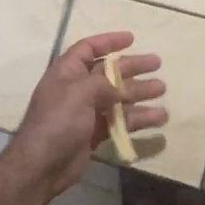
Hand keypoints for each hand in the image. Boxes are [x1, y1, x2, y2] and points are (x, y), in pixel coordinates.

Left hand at [8, 31, 165, 193]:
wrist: (42, 165)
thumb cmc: (57, 121)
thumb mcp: (79, 93)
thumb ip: (103, 83)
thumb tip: (121, 86)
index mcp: (67, 72)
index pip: (88, 49)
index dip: (108, 42)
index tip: (132, 39)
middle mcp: (76, 89)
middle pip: (108, 72)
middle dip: (132, 67)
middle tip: (157, 63)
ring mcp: (86, 112)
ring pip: (117, 97)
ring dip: (139, 92)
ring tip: (162, 89)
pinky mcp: (94, 133)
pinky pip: (120, 120)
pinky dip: (138, 118)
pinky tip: (158, 117)